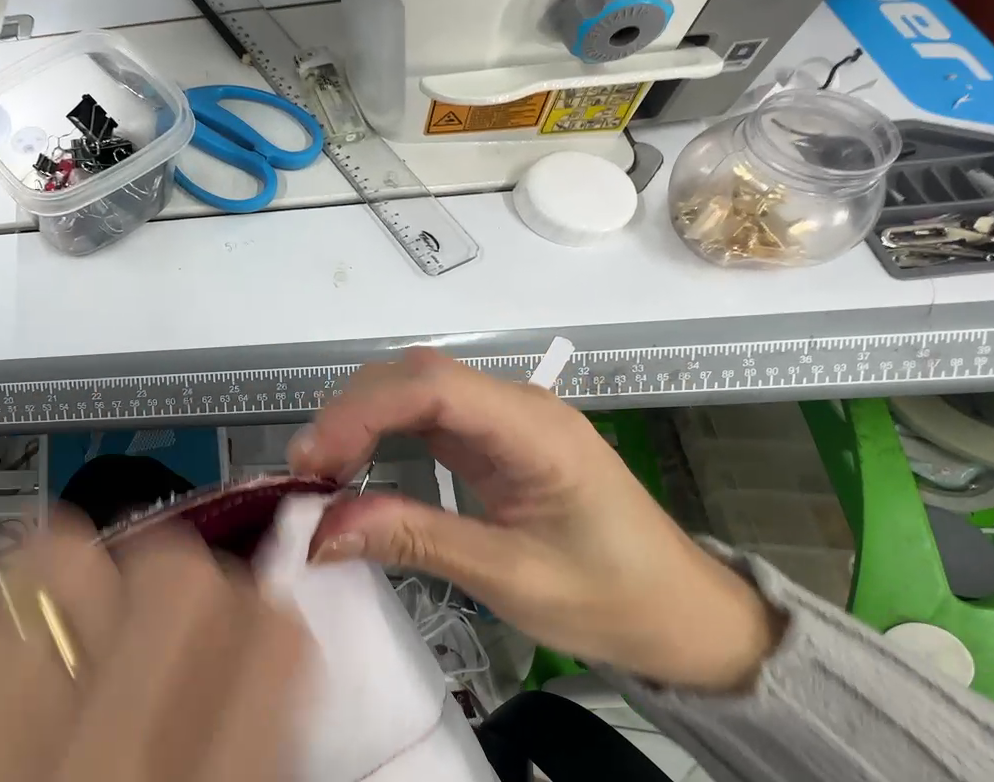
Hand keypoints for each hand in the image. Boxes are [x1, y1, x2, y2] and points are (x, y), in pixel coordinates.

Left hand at [0, 517, 306, 781]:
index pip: (269, 653)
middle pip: (169, 579)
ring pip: (54, 552)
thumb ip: (224, 767)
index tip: (250, 621)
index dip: (264, 621)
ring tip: (52, 623)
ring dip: (70, 575)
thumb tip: (248, 667)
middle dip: (174, 588)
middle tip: (148, 620)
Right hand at [288, 348, 781, 691]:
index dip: (361, 412)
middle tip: (307, 470)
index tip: (313, 461)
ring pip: (412, 387)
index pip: (431, 387)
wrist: (686, 618)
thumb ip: (416, 540)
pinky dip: (379, 432)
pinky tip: (356, 462)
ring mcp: (504, 418)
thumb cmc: (613, 600)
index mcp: (535, 430)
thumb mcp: (512, 578)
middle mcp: (517, 406)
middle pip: (415, 375)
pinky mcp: (492, 438)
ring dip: (359, 418)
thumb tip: (322, 527)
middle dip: (351, 412)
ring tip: (321, 468)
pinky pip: (423, 415)